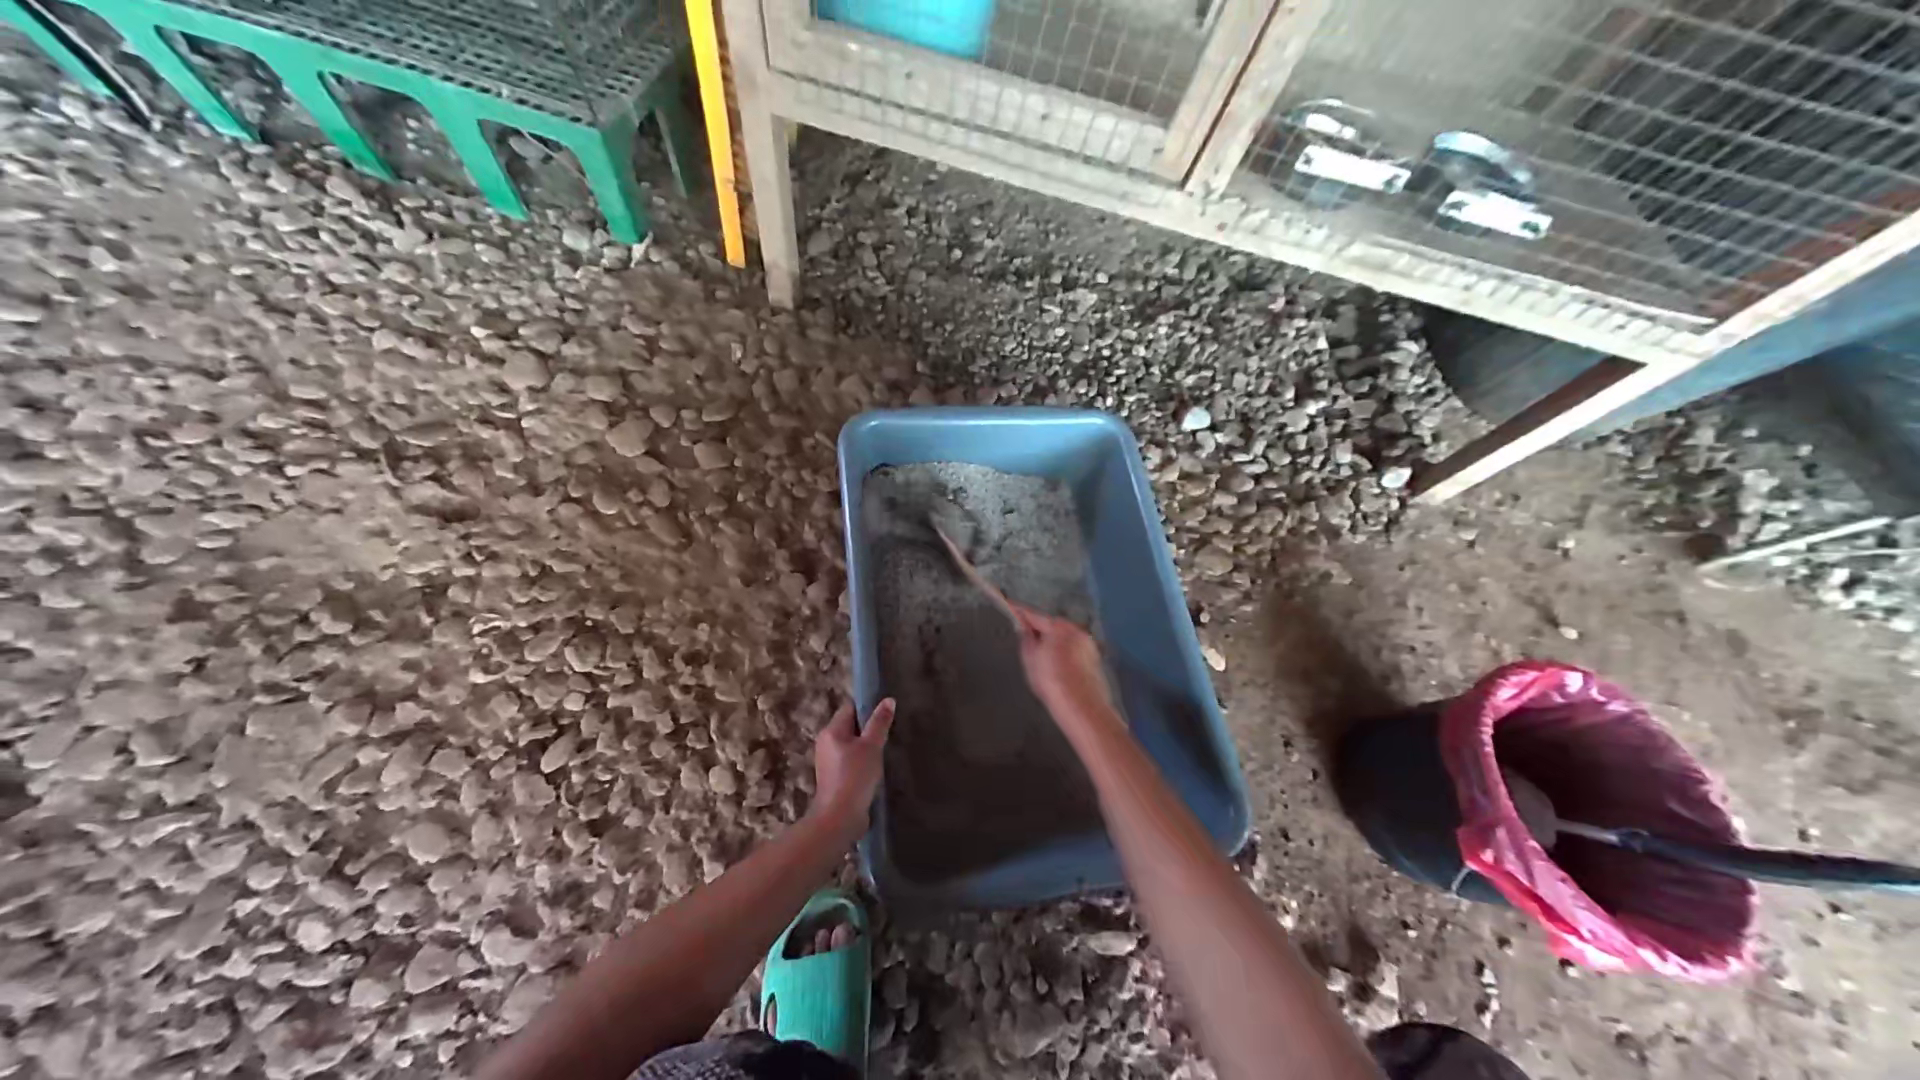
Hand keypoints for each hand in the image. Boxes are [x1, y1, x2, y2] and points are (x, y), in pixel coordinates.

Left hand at [809, 698, 894, 833]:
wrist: (839, 818)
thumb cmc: (855, 777)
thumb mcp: (871, 746)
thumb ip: (879, 722)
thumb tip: (888, 700)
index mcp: (832, 730)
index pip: (850, 708)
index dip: (868, 706)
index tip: (887, 712)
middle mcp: (826, 742)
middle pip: (850, 725)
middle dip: (869, 727)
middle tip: (891, 730)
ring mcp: (829, 761)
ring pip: (851, 744)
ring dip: (867, 745)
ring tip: (887, 747)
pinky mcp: (835, 777)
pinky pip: (851, 760)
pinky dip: (863, 760)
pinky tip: (877, 766)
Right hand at [1008, 602, 1120, 731]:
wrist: (1082, 707)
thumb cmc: (1052, 681)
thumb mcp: (1030, 660)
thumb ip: (1026, 639)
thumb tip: (1025, 629)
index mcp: (1059, 627)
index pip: (1034, 615)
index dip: (1019, 612)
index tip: (1008, 605)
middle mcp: (1077, 630)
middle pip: (1052, 626)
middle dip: (1039, 630)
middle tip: (1024, 640)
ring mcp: (1088, 644)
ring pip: (1064, 639)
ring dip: (1052, 643)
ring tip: (1041, 660)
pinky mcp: (1094, 659)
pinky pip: (1073, 650)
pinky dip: (1063, 654)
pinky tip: (1057, 670)